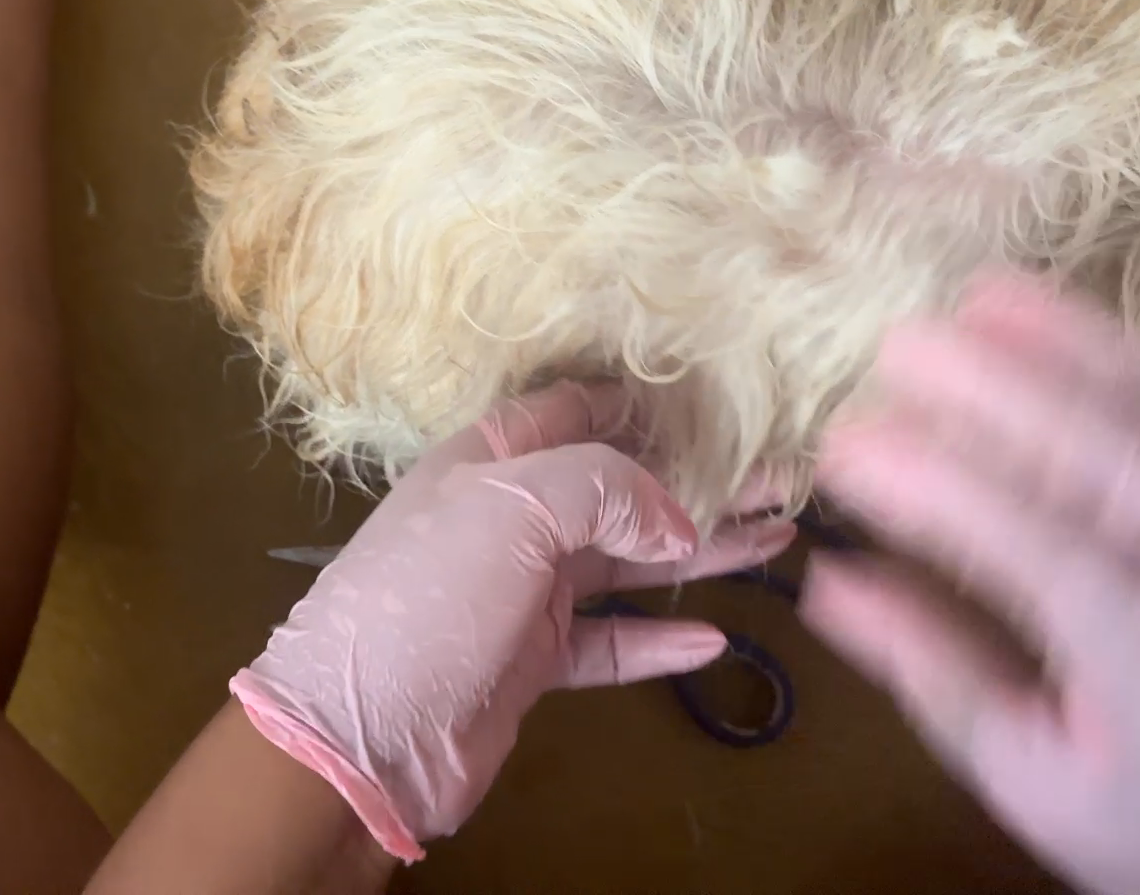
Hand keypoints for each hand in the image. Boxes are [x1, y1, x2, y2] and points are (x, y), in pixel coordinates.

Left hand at [231, 381, 796, 861]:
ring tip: (774, 540)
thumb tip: (672, 518)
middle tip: (776, 479)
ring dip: (696, 555)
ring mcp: (524, 589)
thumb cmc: (433, 593)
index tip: (708, 403)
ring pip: (625, 562)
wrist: (362, 737)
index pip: (571, 410)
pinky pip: (608, 641)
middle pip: (617, 489)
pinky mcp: (535, 656)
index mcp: (492, 459)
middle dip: (693, 484)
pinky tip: (713, 641)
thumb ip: (601, 486)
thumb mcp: (511, 506)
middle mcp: (511, 516)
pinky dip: (655, 641)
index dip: (636, 402)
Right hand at [802, 237, 1139, 894]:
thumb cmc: (1128, 806)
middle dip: (1014, 399)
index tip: (845, 449)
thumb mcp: (1015, 770)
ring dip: (1092, 347)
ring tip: (985, 293)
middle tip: (905, 344)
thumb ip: (924, 666)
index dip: (946, 498)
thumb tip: (823, 576)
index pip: (1051, 568)